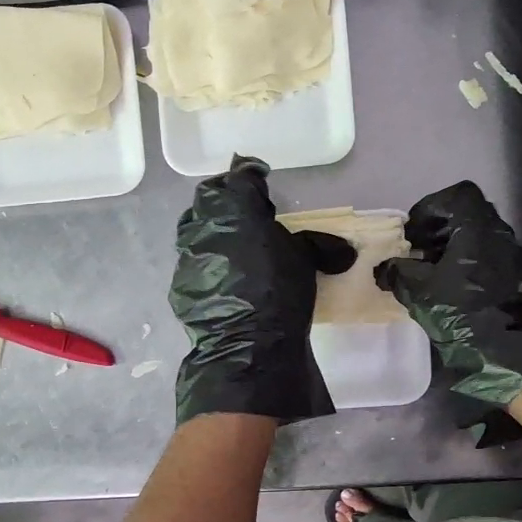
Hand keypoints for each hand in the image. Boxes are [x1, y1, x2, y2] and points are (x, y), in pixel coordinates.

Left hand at [170, 157, 357, 423]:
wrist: (248, 347)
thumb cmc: (282, 292)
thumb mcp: (305, 259)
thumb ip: (314, 243)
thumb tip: (340, 249)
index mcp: (235, 208)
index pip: (241, 176)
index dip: (251, 174)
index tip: (260, 176)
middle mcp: (204, 224)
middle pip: (211, 199)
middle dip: (227, 198)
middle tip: (247, 209)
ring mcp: (187, 256)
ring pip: (197, 230)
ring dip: (214, 229)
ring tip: (234, 241)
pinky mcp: (181, 285)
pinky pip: (195, 263)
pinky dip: (209, 263)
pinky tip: (224, 277)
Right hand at [373, 182, 521, 405]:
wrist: (503, 348)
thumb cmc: (459, 311)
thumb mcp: (417, 289)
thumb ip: (398, 271)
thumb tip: (386, 268)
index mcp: (477, 227)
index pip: (457, 196)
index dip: (431, 207)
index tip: (414, 231)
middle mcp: (499, 232)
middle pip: (469, 213)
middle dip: (441, 226)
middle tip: (420, 247)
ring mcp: (512, 253)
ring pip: (480, 234)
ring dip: (455, 243)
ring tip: (433, 267)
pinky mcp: (516, 274)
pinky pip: (490, 253)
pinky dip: (470, 258)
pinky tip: (454, 282)